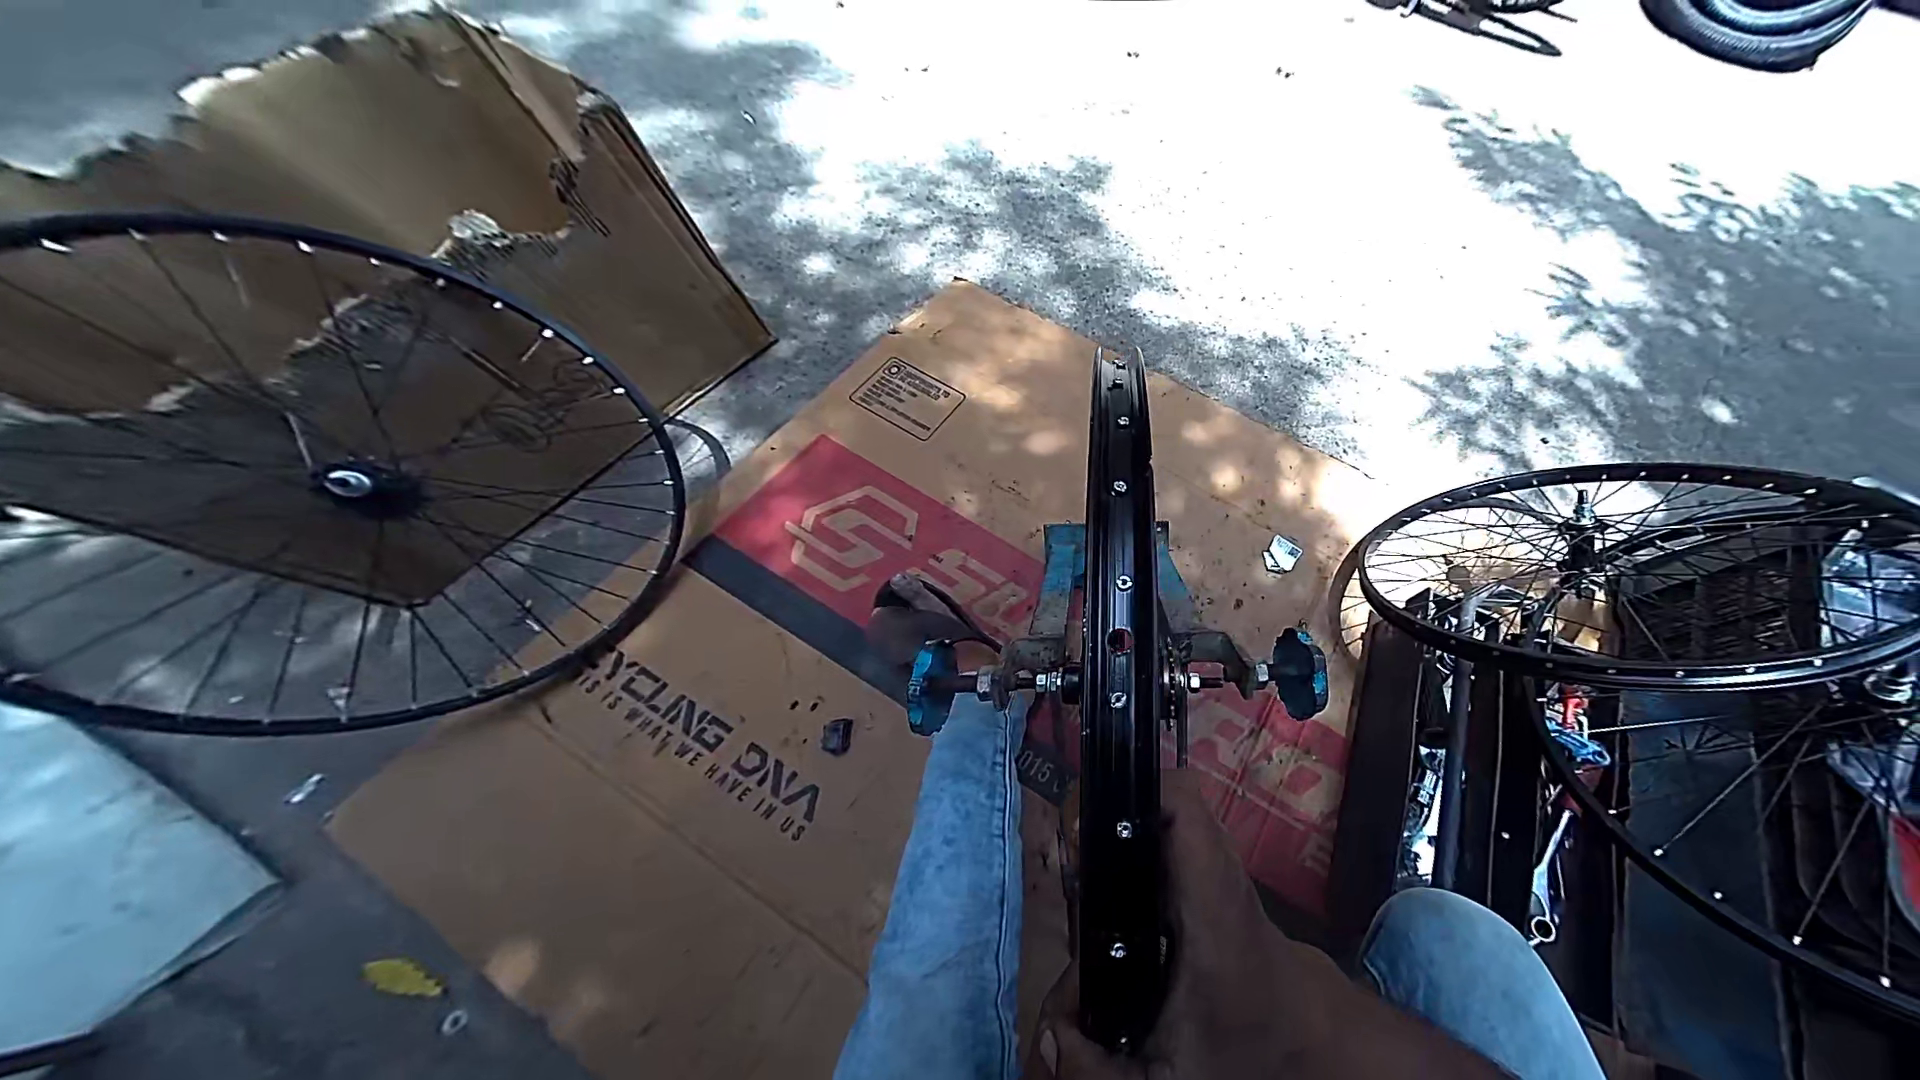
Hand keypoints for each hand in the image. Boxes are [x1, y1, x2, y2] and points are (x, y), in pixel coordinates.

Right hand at [1030, 772, 1505, 1078]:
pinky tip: (1114, 902)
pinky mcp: (1209, 877)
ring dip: (1118, 836)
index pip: (1180, 802)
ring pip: (1158, 818)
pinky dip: (1134, 852)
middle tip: (1076, 867)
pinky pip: (1166, 840)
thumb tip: (1046, 1036)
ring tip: (1089, 886)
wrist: (1319, 1051)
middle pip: (1155, 802)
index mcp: (1210, 900)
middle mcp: (1213, 869)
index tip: (1084, 826)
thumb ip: (1100, 1070)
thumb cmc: (1253, 1054)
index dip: (1131, 790)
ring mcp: (1213, 868)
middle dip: (1106, 820)